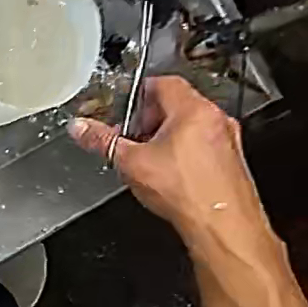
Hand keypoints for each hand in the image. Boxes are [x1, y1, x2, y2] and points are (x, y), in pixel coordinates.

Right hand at [67, 76, 272, 248]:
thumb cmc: (186, 191)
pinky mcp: (226, 159)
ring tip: (139, 155)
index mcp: (194, 111)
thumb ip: (102, 140)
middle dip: (144, 118)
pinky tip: (160, 170)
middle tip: (125, 134)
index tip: (121, 103)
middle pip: (174, 104)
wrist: (220, 223)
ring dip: (159, 134)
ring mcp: (225, 139)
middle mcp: (215, 120)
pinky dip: (176, 149)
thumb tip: (80, 127)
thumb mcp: (129, 161)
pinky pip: (197, 143)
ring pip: (186, 125)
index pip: (164, 83)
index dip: (137, 91)